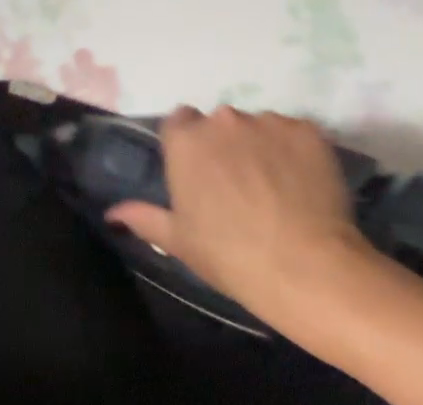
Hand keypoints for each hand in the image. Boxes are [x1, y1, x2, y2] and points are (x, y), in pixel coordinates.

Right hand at [104, 106, 377, 319]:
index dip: (190, 150)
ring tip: (276, 194)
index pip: (180, 126)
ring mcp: (271, 123)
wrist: (302, 266)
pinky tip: (302, 190)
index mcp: (187, 142)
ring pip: (262, 129)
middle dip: (228, 150)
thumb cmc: (231, 259)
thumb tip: (112, 213)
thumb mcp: (180, 244)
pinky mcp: (310, 133)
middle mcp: (226, 120)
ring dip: (263, 151)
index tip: (202, 179)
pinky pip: (296, 138)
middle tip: (241, 192)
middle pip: (222, 125)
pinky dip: (297, 157)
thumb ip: (145, 219)